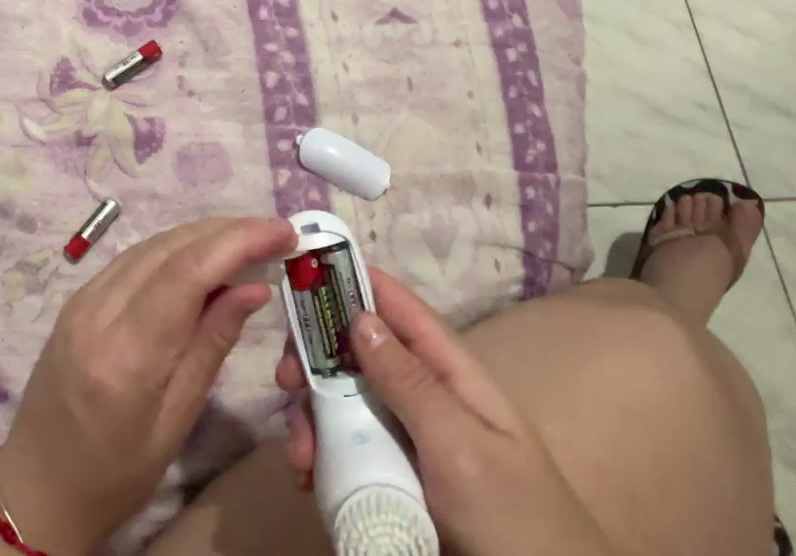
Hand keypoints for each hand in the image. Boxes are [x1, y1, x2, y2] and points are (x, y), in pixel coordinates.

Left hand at [0, 216, 297, 552]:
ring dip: (203, 235)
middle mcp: (97, 312)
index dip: (238, 242)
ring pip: (150, 245)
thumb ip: (212, 345)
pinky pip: (133, 258)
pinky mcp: (76, 299)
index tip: (283, 232)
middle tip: (277, 234)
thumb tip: (255, 286)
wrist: (38, 485)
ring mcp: (81, 301)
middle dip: (227, 231)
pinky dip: (175, 250)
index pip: (186, 273)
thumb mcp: (176, 422)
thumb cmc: (116, 473)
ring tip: (250, 242)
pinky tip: (203, 258)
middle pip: (169, 248)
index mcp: (126, 354)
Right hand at [275, 269, 616, 555]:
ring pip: (343, 401)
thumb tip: (360, 316)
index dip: (351, 283)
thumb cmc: (511, 514)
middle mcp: (425, 393)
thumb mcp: (460, 446)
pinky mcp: (394, 474)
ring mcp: (408, 435)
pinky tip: (306, 478)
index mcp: (450, 370)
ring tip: (298, 457)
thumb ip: (409, 382)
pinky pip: (345, 448)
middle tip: (285, 382)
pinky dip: (319, 455)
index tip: (299, 280)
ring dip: (311, 417)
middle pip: (357, 352)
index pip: (397, 306)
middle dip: (315, 359)